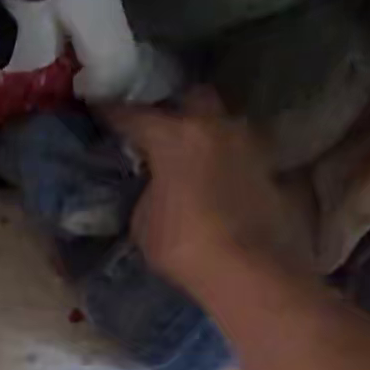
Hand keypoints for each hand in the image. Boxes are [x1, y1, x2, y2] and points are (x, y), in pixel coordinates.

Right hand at [104, 88, 301, 294]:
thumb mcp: (144, 226)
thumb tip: (154, 186)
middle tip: (161, 131)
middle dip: (174, 110)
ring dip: (205, 136)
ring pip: (221, 123)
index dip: (114, 113)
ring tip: (193, 159)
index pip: (134, 116)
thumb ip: (146, 194)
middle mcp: (214, 126)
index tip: (101, 110)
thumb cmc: (184, 248)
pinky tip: (218, 182)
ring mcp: (246, 142)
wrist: (244, 270)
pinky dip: (226, 162)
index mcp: (174, 137)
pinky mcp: (268, 166)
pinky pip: (239, 153)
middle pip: (190, 99)